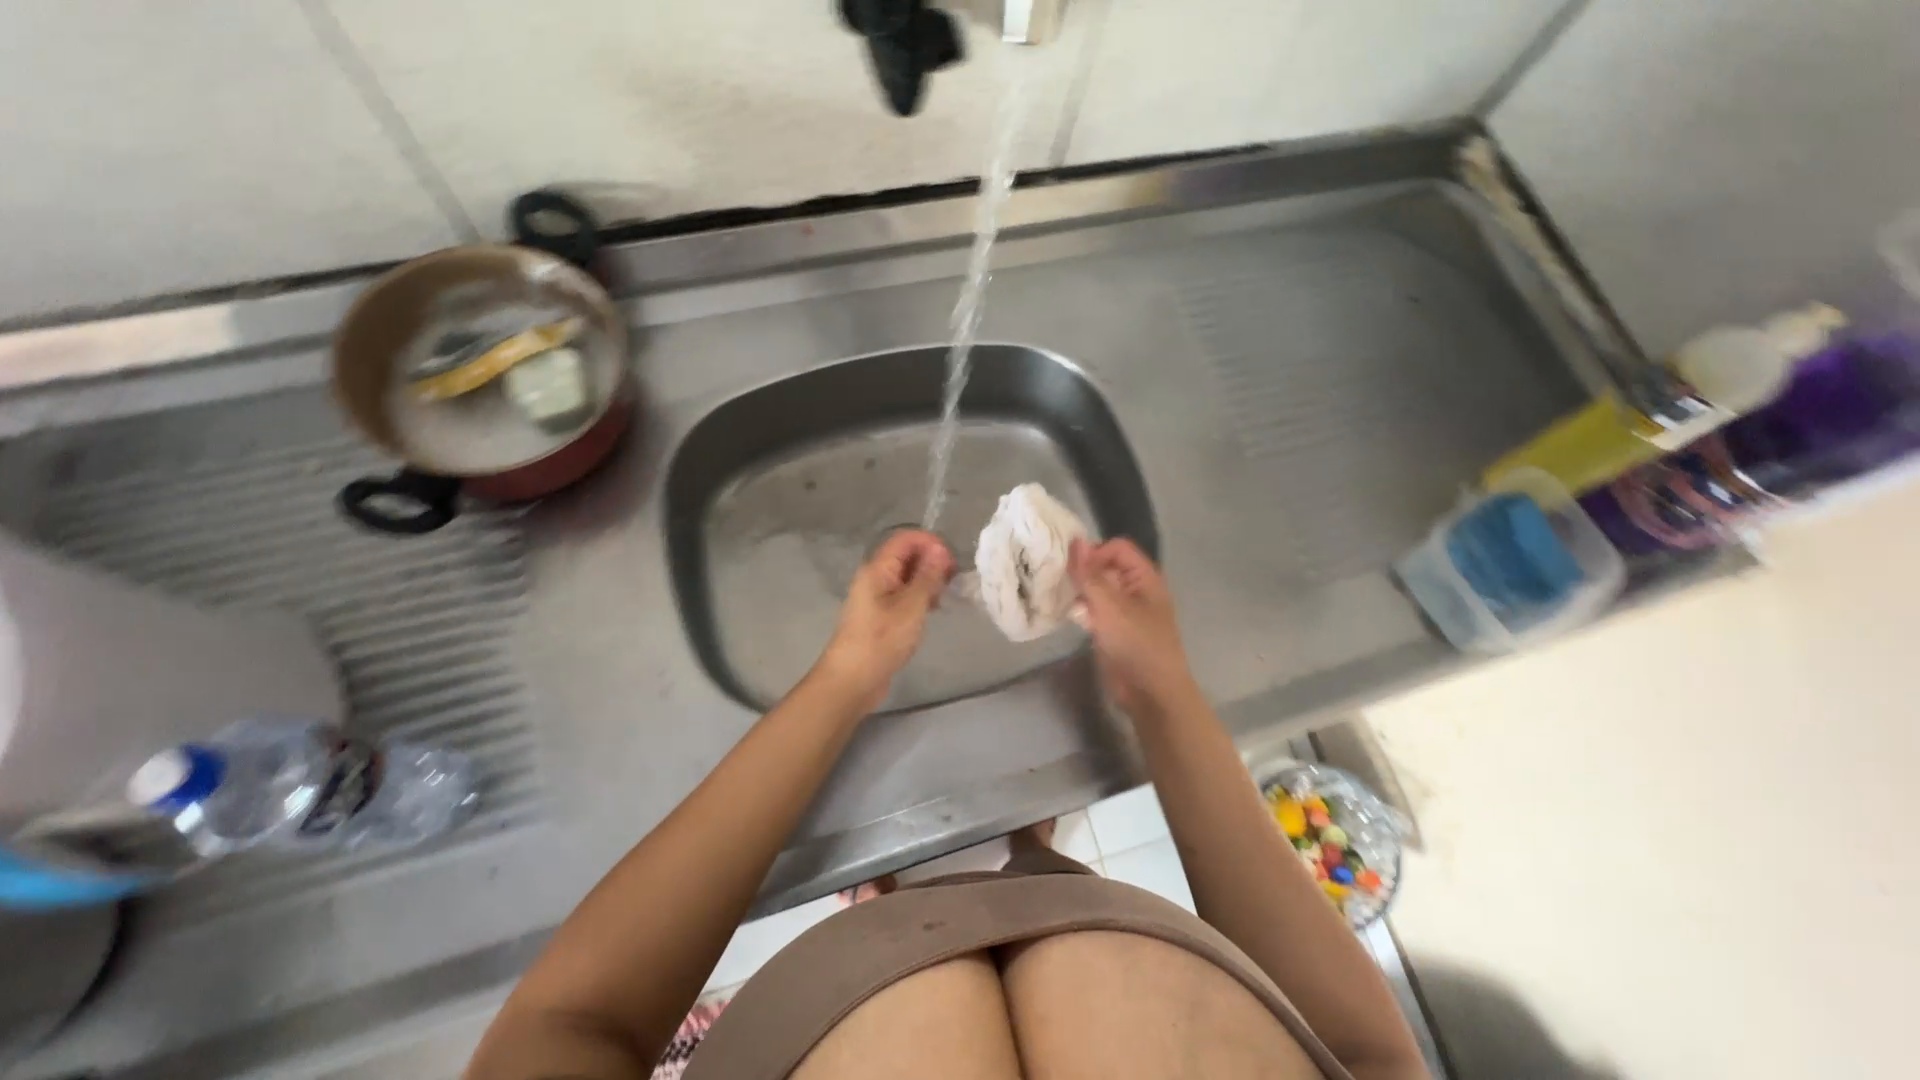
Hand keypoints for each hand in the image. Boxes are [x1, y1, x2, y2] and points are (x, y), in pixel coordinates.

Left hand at [812, 529, 955, 711]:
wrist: (852, 680)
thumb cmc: (881, 640)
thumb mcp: (911, 607)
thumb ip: (927, 577)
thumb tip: (940, 550)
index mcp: (877, 569)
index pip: (905, 538)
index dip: (931, 542)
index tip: (952, 561)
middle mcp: (875, 578)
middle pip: (906, 556)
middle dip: (931, 561)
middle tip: (954, 580)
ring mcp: (876, 598)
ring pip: (906, 577)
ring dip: (927, 581)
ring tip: (946, 595)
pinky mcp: (880, 617)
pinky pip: (903, 596)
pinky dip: (920, 598)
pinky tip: (933, 610)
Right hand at [1068, 538, 1201, 716]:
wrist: (1150, 692)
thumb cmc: (1136, 644)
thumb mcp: (1110, 606)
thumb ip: (1091, 575)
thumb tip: (1076, 541)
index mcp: (1145, 578)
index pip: (1118, 548)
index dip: (1096, 552)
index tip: (1074, 569)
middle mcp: (1136, 590)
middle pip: (1107, 567)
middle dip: (1084, 572)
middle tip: (1059, 580)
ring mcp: (1125, 612)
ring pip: (1098, 590)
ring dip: (1081, 592)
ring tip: (1061, 597)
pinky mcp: (1114, 631)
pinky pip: (1096, 612)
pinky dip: (1083, 611)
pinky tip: (1070, 617)